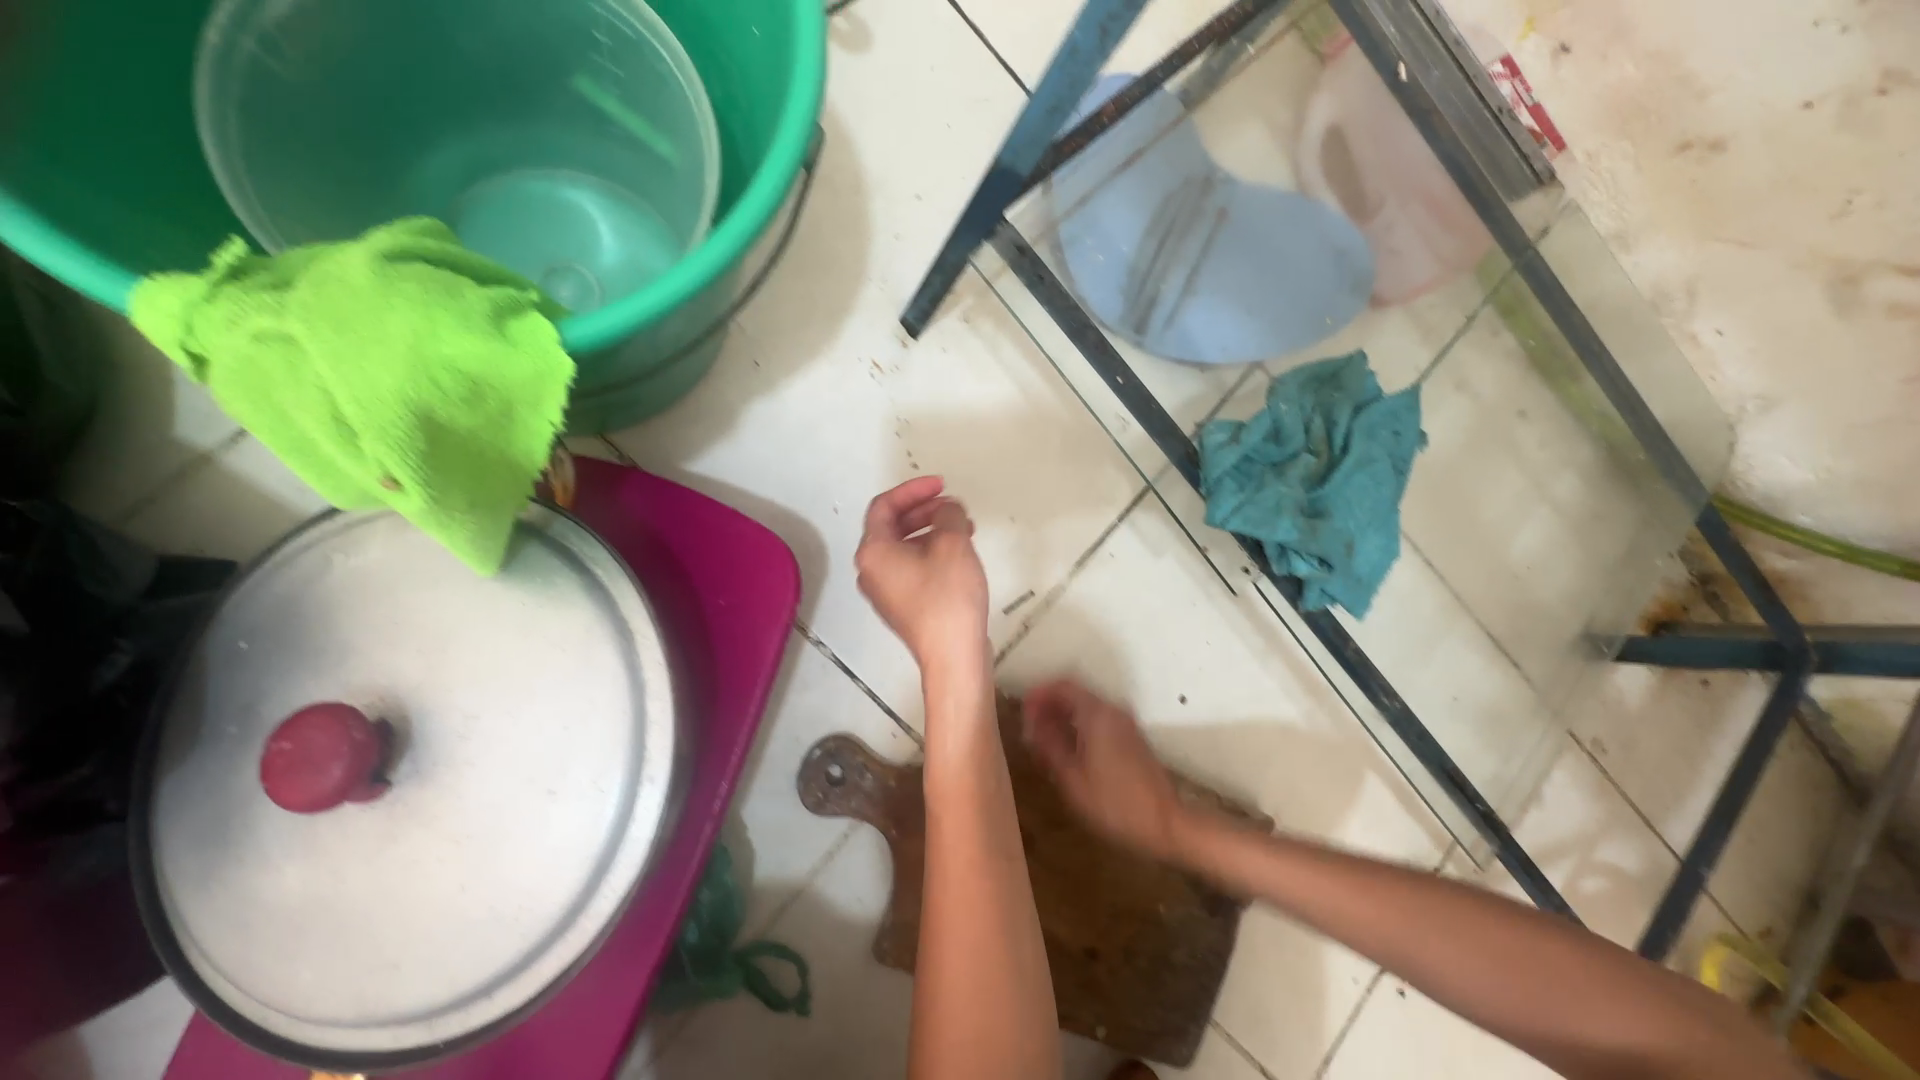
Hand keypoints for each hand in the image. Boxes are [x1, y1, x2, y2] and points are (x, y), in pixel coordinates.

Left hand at [856, 477, 989, 670]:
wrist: (952, 654)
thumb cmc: (948, 597)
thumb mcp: (952, 543)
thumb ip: (948, 514)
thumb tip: (946, 510)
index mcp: (873, 552)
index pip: (884, 506)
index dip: (912, 489)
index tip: (940, 485)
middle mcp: (871, 570)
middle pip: (892, 526)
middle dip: (924, 510)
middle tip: (952, 506)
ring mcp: (885, 591)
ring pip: (904, 547)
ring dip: (932, 531)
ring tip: (963, 529)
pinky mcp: (903, 606)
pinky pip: (912, 567)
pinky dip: (931, 553)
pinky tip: (958, 555)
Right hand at [1021, 679, 1186, 859]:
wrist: (1164, 823)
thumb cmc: (1114, 803)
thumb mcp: (1072, 778)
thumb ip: (1049, 746)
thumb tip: (1032, 726)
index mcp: (1098, 715)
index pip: (1063, 686)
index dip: (1039, 694)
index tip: (1022, 710)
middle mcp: (1114, 711)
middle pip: (1076, 694)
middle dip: (1050, 706)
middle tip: (1029, 727)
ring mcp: (1126, 724)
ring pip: (1087, 708)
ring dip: (1064, 717)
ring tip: (1043, 741)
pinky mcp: (1132, 738)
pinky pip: (1099, 720)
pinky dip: (1080, 726)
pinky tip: (1068, 750)